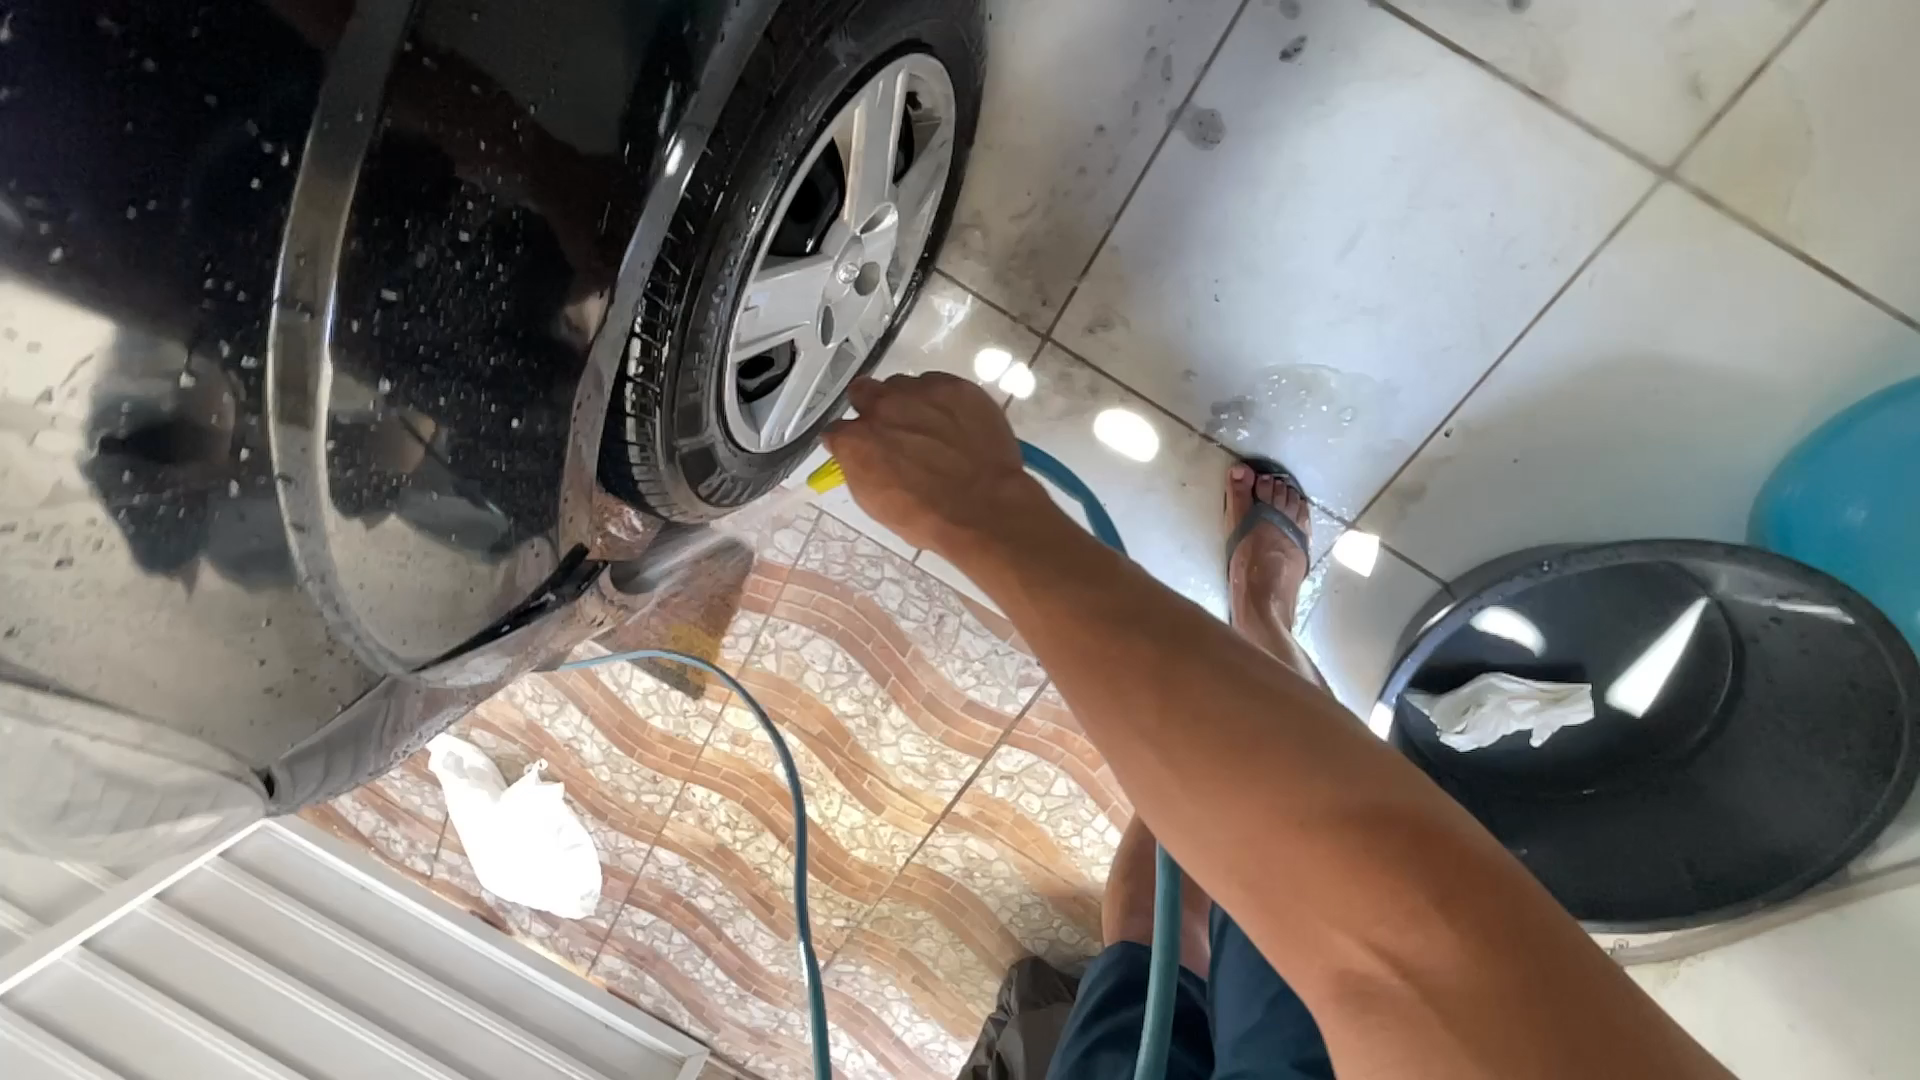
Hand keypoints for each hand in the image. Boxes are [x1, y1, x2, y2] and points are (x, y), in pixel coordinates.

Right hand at [822, 374, 1056, 556]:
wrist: (983, 509)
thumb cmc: (926, 517)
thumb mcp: (876, 502)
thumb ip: (859, 468)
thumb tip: (856, 454)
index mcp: (856, 440)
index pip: (836, 429)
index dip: (848, 440)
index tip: (859, 448)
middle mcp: (881, 407)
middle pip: (863, 392)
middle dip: (871, 408)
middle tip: (892, 430)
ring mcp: (919, 392)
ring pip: (901, 385)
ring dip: (907, 402)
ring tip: (928, 427)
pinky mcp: (954, 387)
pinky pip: (936, 383)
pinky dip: (939, 399)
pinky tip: (953, 422)